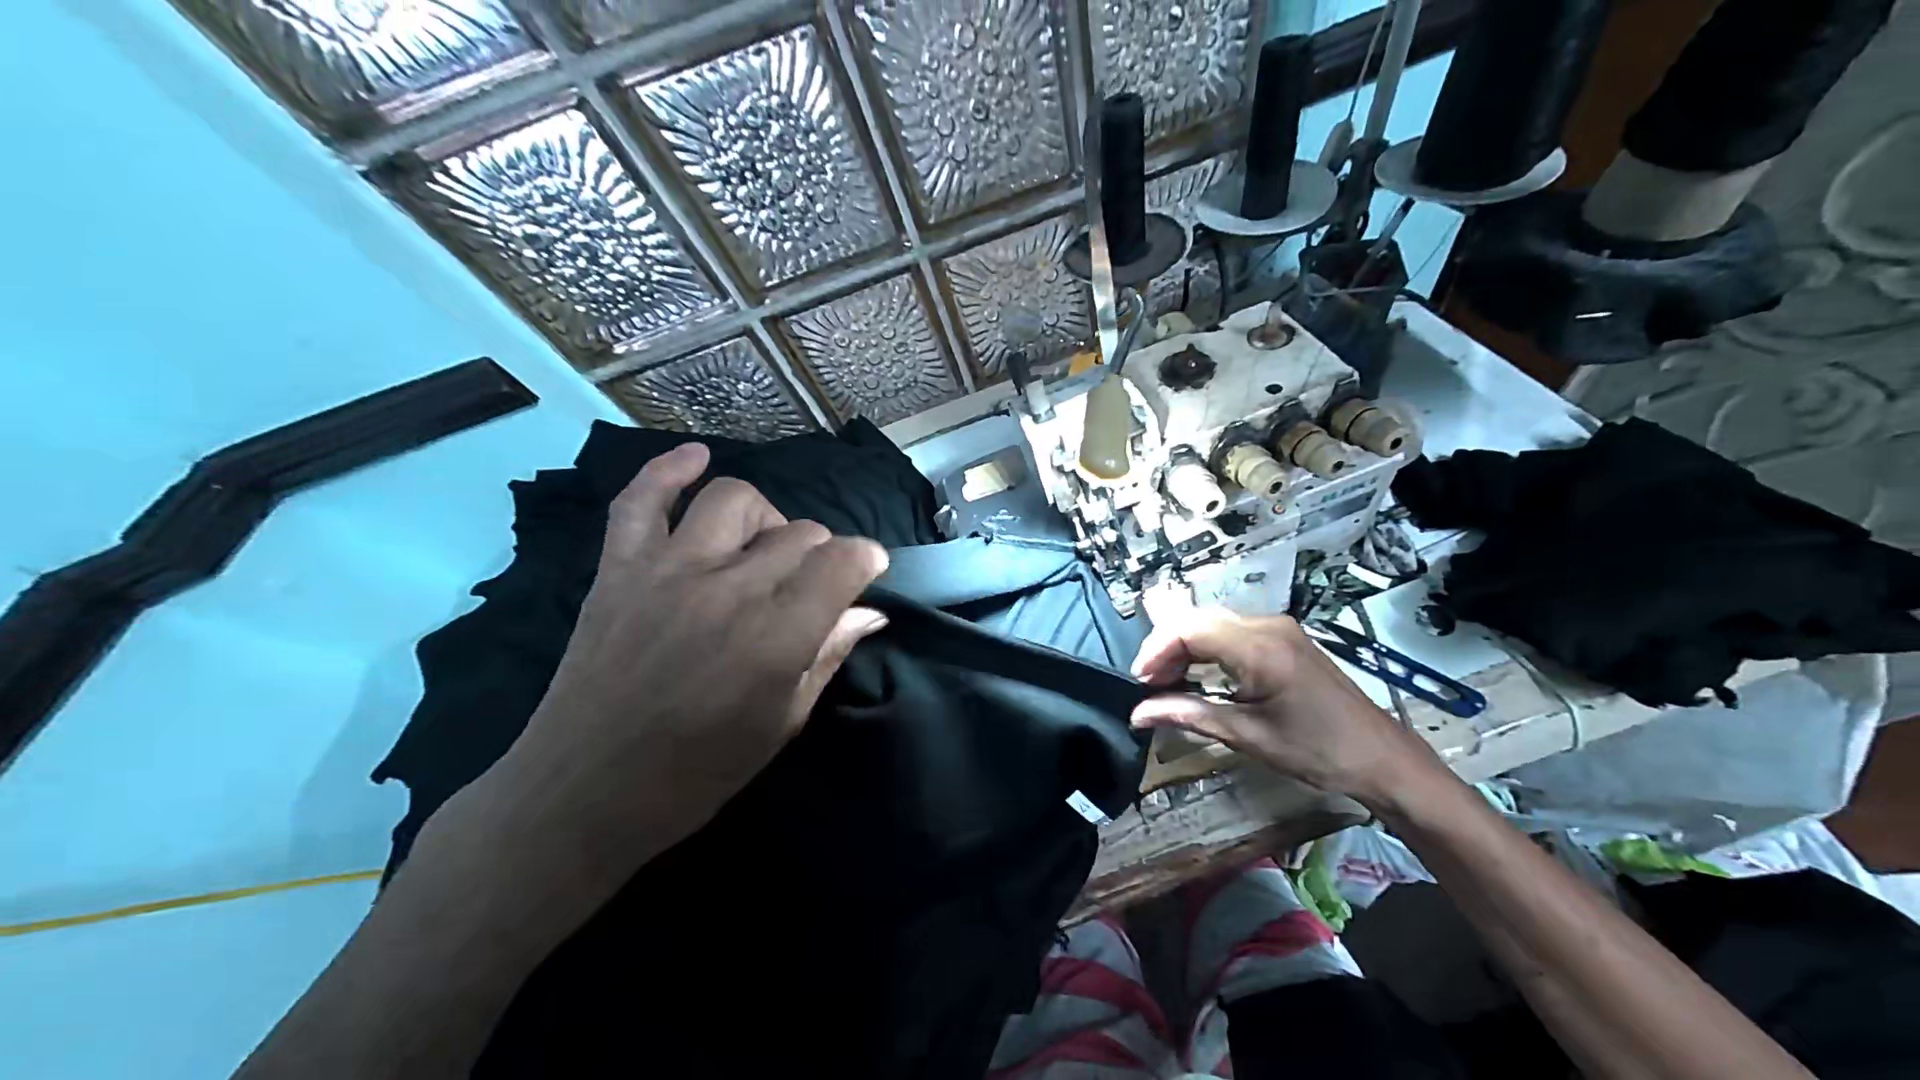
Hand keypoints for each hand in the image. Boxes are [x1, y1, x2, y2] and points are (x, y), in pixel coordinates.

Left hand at [480, 442, 890, 879]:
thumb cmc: (695, 774)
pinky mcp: (619, 568)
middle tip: (811, 585)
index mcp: (774, 638)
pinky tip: (696, 458)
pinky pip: (642, 500)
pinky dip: (669, 470)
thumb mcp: (780, 726)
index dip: (866, 559)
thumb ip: (826, 657)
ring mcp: (668, 571)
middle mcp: (728, 590)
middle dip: (821, 552)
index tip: (867, 571)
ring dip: (766, 518)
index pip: (842, 563)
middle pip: (798, 533)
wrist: (582, 793)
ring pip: (735, 500)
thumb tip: (869, 613)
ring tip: (763, 549)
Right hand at [1130, 608, 1435, 803]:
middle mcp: (1267, 626)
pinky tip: (1198, 674)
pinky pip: (1230, 630)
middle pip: (1197, 620)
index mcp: (1259, 648)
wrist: (1382, 757)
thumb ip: (1188, 715)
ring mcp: (1278, 628)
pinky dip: (1206, 648)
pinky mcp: (1284, 637)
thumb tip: (1137, 714)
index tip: (1140, 684)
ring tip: (1167, 682)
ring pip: (1212, 622)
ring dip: (1184, 647)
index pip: (1188, 630)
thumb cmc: (1317, 752)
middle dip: (1165, 649)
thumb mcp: (1248, 736)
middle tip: (1149, 686)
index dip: (1155, 652)